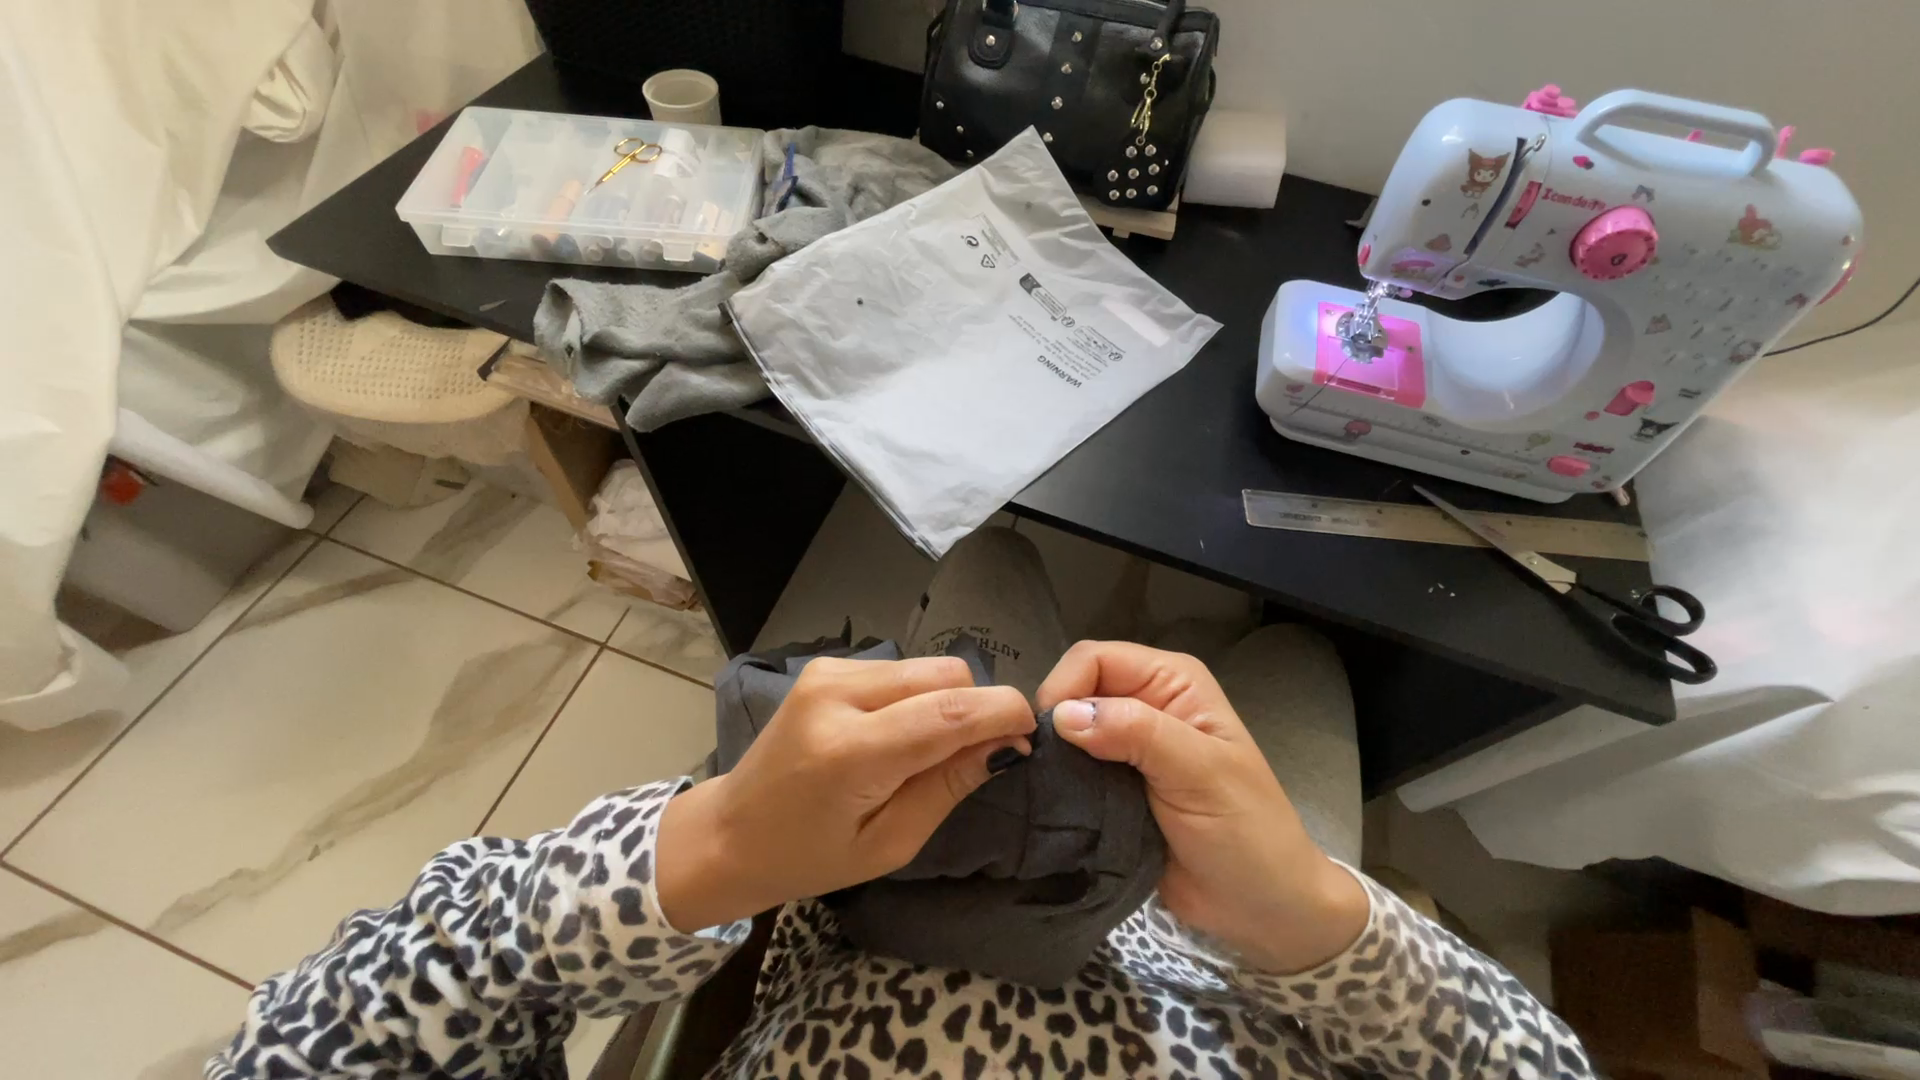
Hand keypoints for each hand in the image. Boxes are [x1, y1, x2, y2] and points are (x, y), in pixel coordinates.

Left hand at [656, 655, 1034, 930]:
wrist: (731, 833)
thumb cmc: (810, 856)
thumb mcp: (891, 842)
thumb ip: (950, 785)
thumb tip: (1009, 744)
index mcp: (851, 751)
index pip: (950, 710)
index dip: (1004, 712)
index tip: (1029, 734)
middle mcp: (837, 693)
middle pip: (946, 674)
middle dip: (977, 707)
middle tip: (976, 752)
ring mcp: (827, 672)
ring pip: (926, 666)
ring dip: (946, 701)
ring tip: (926, 749)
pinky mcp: (825, 665)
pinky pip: (900, 669)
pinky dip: (917, 695)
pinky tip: (897, 732)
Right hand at [1037, 641, 1367, 973]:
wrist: (1262, 909)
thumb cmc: (1246, 833)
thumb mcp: (1200, 773)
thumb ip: (1137, 733)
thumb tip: (1064, 714)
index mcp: (1171, 682)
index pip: (1094, 660)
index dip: (1065, 689)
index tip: (1048, 739)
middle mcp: (1145, 703)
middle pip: (1074, 689)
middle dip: (1053, 722)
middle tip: (1039, 767)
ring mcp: (1127, 747)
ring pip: (1066, 731)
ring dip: (1053, 757)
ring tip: (1040, 787)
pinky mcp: (1112, 785)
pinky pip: (1069, 770)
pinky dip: (1057, 782)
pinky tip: (1051, 802)